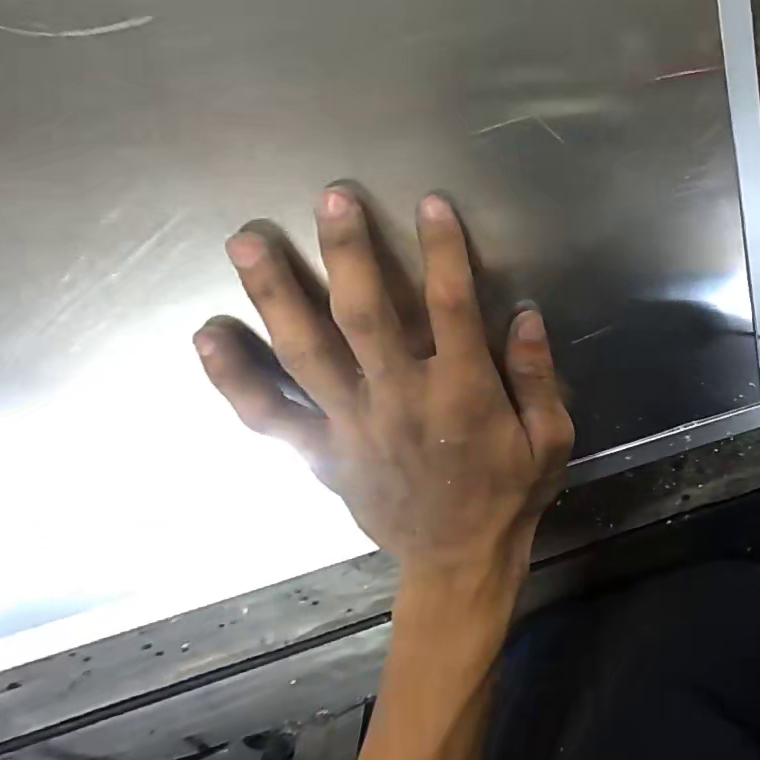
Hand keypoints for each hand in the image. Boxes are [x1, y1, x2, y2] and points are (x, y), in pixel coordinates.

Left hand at [194, 189, 574, 582]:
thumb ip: (537, 375)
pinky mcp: (322, 453)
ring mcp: (352, 426)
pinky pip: (269, 416)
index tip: (431, 203)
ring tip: (248, 242)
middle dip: (349, 253)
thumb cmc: (511, 492)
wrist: (458, 560)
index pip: (451, 307)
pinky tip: (208, 335)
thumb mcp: (551, 437)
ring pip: (306, 353)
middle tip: (332, 199)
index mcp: (463, 393)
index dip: (443, 251)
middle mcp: (400, 400)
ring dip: (277, 295)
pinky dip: (233, 377)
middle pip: (366, 316)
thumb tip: (525, 314)